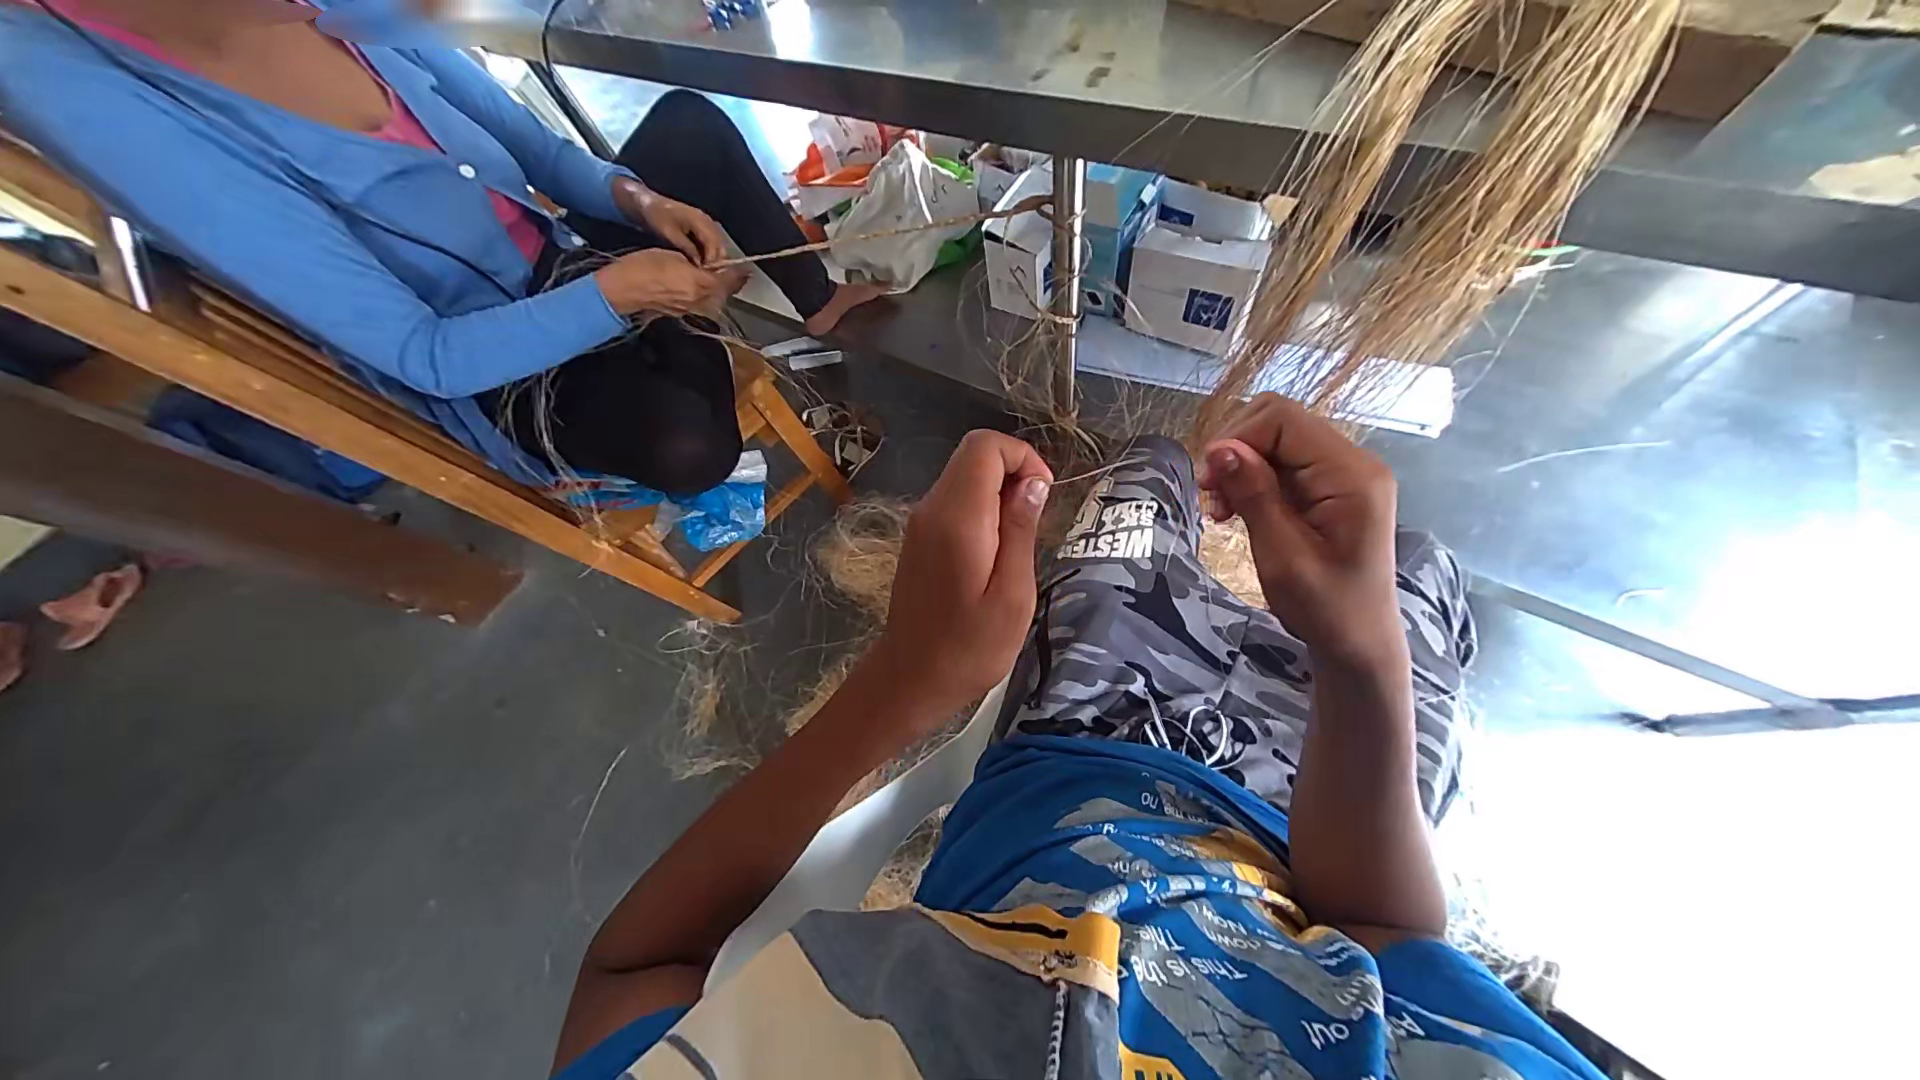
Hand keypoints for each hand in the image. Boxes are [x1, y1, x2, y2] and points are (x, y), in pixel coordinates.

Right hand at [592, 249, 726, 316]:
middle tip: (739, 274)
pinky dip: (708, 295)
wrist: (623, 290)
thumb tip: (708, 267)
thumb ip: (697, 263)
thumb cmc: (644, 267)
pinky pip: (703, 303)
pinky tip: (706, 287)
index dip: (738, 274)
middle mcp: (701, 301)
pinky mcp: (684, 313)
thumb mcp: (675, 255)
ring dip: (721, 290)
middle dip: (732, 283)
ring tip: (725, 279)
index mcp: (701, 285)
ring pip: (715, 299)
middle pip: (725, 293)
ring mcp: (693, 309)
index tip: (746, 270)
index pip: (728, 280)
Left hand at [611, 178, 727, 267]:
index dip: (711, 261)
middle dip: (715, 262)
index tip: (705, 274)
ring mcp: (707, 223)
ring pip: (718, 245)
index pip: (713, 244)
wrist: (649, 204)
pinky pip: (713, 242)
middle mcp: (707, 221)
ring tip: (706, 271)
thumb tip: (700, 264)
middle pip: (719, 246)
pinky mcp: (704, 226)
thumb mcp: (670, 234)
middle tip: (707, 276)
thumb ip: (687, 248)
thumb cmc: (657, 217)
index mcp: (699, 220)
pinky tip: (703, 262)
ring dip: (714, 258)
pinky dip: (710, 253)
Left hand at [872, 430, 1052, 724]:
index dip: (1023, 457)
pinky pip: (955, 499)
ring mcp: (920, 521)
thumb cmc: (969, 647)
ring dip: (999, 490)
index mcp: (956, 518)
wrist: (911, 678)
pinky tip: (995, 550)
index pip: (984, 446)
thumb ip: (1020, 530)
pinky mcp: (919, 536)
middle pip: (973, 454)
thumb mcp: (1013, 595)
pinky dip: (982, 506)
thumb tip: (1033, 482)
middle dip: (1014, 470)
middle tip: (1035, 521)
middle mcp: (931, 508)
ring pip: (964, 475)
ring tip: (1019, 541)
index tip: (1044, 496)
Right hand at [1198, 394, 1405, 669]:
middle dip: (1234, 449)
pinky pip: (1278, 465)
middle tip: (1210, 495)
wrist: (1357, 642)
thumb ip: (1254, 495)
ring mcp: (1339, 475)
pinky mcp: (1325, 489)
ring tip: (1219, 509)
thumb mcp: (1281, 555)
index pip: (1282, 420)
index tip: (1208, 482)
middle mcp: (1350, 463)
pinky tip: (1233, 510)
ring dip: (1237, 466)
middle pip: (1277, 422)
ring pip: (1273, 441)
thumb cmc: (1324, 607)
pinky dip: (1248, 480)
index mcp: (1350, 474)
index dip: (1236, 438)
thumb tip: (1218, 448)